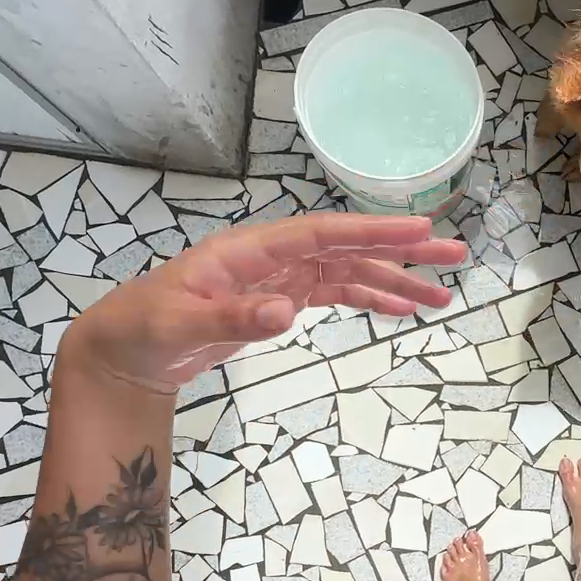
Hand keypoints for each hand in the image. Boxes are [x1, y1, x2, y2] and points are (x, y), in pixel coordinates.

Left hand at [64, 213, 467, 391]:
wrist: (125, 352)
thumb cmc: (142, 330)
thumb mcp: (178, 327)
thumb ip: (232, 319)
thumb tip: (289, 312)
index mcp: (248, 250)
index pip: (321, 234)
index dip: (371, 231)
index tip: (420, 229)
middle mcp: (274, 257)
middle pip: (349, 247)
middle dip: (403, 250)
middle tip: (454, 255)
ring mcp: (282, 278)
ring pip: (351, 272)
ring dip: (397, 281)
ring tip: (441, 295)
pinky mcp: (284, 299)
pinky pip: (338, 295)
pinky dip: (372, 300)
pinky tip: (402, 310)